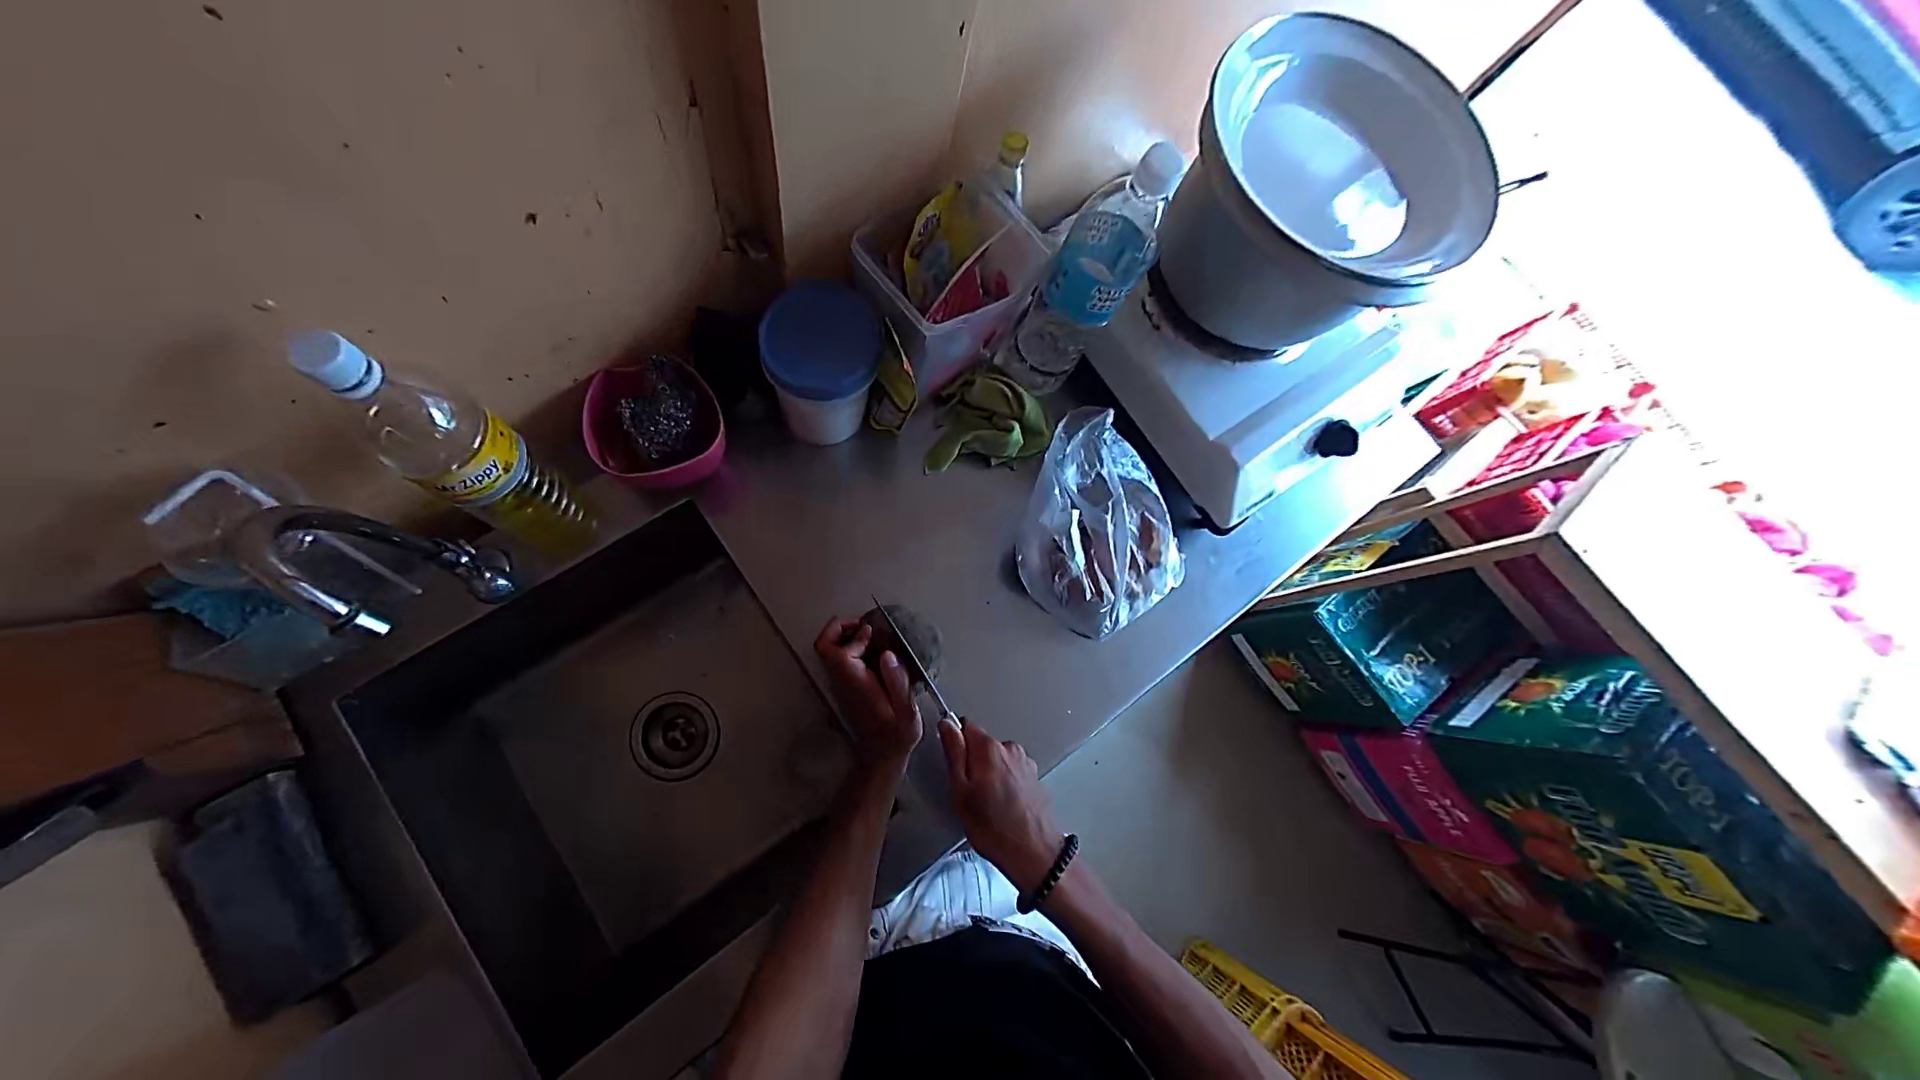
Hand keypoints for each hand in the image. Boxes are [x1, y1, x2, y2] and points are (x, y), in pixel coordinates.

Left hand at [814, 617, 921, 766]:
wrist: (882, 755)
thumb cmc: (898, 734)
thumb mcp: (907, 713)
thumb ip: (899, 683)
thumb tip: (887, 654)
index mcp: (855, 684)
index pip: (836, 652)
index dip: (854, 635)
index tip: (875, 633)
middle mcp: (841, 682)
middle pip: (824, 646)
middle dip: (842, 627)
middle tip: (868, 625)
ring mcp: (840, 684)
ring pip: (827, 651)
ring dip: (845, 635)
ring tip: (871, 633)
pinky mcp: (844, 686)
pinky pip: (838, 658)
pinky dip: (850, 646)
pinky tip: (872, 648)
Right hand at [937, 718, 1064, 894]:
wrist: (1033, 853)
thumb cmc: (995, 828)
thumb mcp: (961, 791)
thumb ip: (954, 752)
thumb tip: (947, 725)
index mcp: (989, 748)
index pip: (965, 726)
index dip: (955, 743)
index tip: (953, 763)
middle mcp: (1010, 749)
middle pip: (982, 743)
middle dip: (972, 762)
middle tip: (968, 792)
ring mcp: (1025, 762)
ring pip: (996, 759)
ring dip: (990, 774)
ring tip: (987, 804)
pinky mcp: (1034, 777)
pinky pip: (1011, 772)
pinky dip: (1004, 783)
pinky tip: (1002, 807)